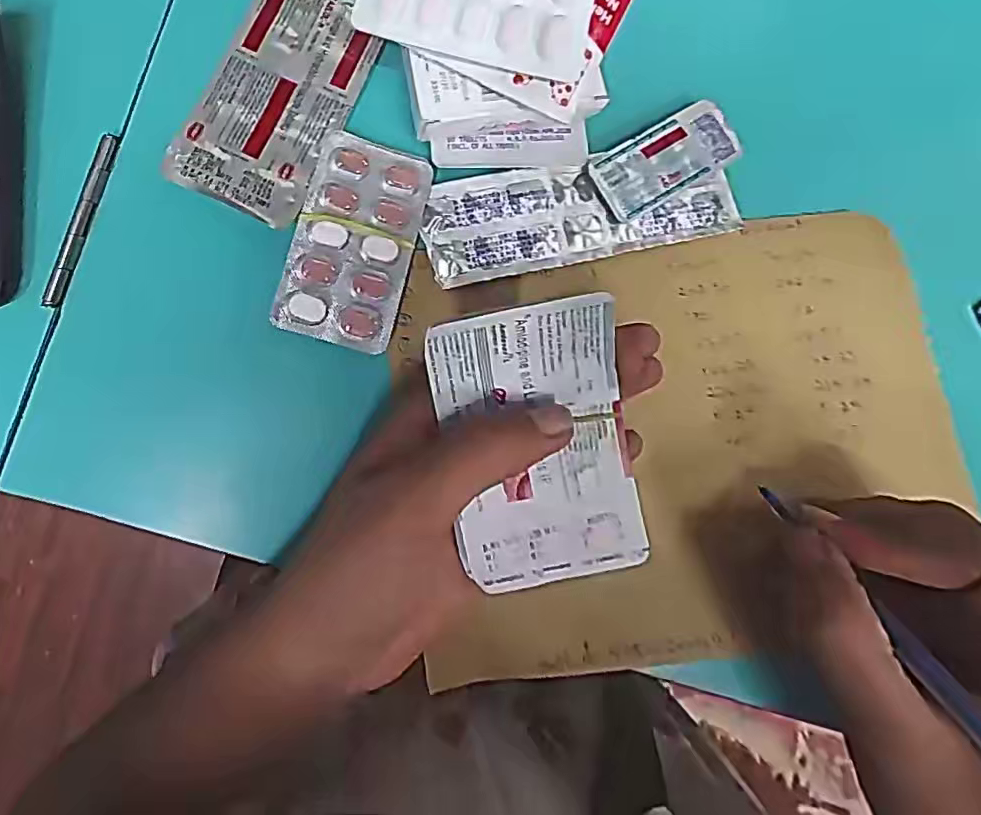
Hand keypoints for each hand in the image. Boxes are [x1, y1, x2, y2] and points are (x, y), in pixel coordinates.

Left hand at [236, 323, 663, 695]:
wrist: (332, 650)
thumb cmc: (361, 561)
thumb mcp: (416, 496)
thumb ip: (482, 453)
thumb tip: (561, 413)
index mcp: (426, 422)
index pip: (491, 366)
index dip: (545, 346)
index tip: (601, 330)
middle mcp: (453, 448)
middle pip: (526, 404)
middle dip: (582, 379)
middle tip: (648, 356)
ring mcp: (472, 494)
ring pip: (540, 453)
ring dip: (588, 430)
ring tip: (644, 407)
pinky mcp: (488, 539)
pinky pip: (542, 507)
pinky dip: (580, 489)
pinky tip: (619, 473)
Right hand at [778, 498, 980, 814]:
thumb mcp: (896, 741)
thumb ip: (844, 638)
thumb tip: (797, 534)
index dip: (897, 539)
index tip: (812, 530)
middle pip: (965, 555)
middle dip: (872, 536)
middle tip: (795, 530)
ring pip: (935, 561)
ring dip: (860, 549)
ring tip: (799, 550)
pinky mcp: (980, 653)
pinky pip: (918, 589)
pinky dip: (861, 574)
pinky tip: (821, 578)